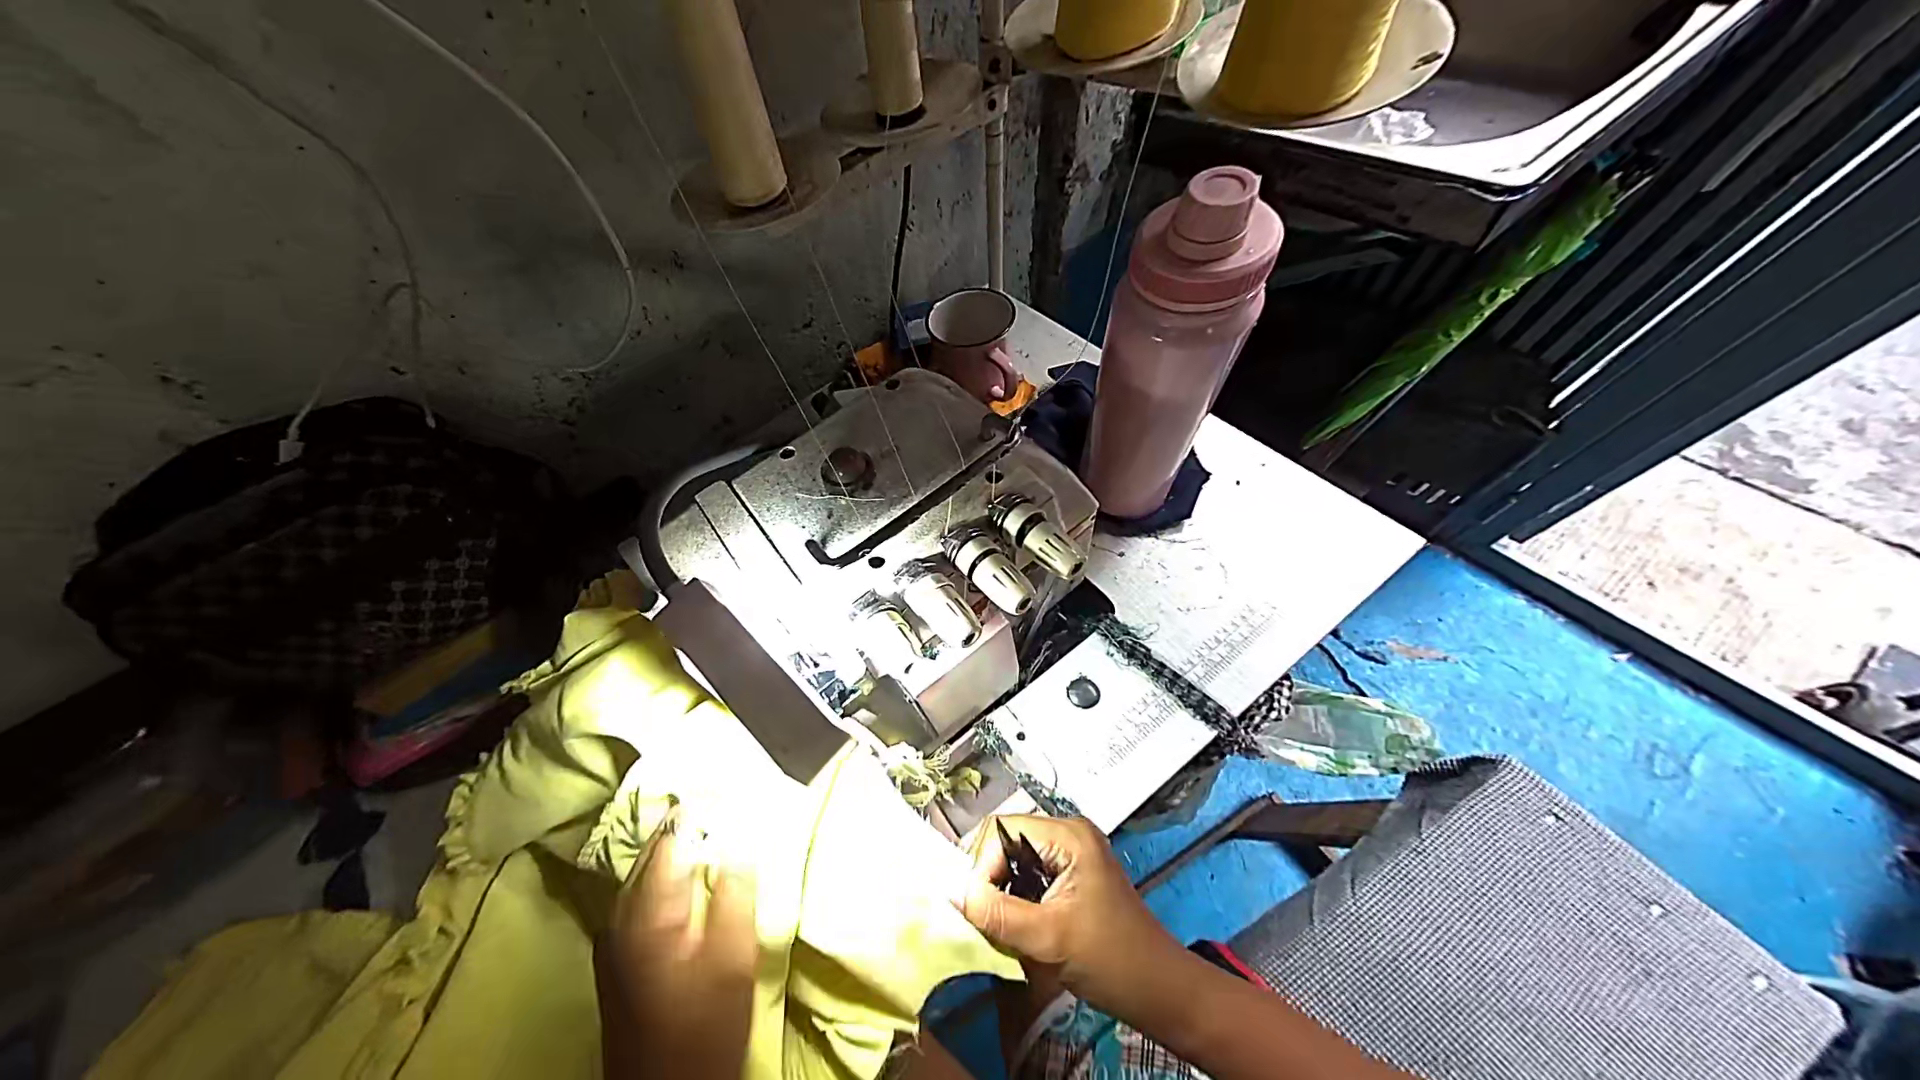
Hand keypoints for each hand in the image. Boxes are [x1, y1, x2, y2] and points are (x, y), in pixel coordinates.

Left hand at [595, 815, 756, 1079]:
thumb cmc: (704, 1026)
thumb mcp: (732, 955)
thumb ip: (735, 889)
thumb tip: (739, 836)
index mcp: (644, 908)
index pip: (674, 833)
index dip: (707, 807)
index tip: (739, 787)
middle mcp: (618, 912)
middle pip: (658, 847)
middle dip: (695, 821)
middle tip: (735, 801)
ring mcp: (613, 934)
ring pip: (652, 868)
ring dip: (685, 847)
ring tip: (724, 830)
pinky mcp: (620, 951)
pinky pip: (648, 892)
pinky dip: (675, 873)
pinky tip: (702, 873)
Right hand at [957, 815, 1185, 1018]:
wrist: (1159, 989)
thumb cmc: (1109, 959)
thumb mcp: (1047, 938)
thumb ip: (997, 913)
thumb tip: (953, 893)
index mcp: (1068, 835)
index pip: (1003, 829)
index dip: (982, 863)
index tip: (976, 905)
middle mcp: (1068, 833)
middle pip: (1007, 840)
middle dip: (989, 876)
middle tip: (982, 915)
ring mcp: (1071, 852)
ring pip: (1015, 858)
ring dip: (1001, 888)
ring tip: (998, 923)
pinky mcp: (1072, 872)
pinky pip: (1030, 872)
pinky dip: (1016, 895)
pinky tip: (1016, 923)